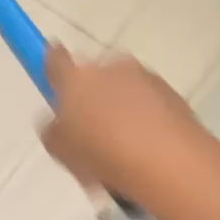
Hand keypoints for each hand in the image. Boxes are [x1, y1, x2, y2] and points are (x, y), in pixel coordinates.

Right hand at [41, 44, 219, 200]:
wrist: (165, 160)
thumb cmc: (102, 154)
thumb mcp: (59, 149)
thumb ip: (53, 128)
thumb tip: (58, 118)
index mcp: (77, 79)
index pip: (55, 59)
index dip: (51, 65)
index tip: (51, 78)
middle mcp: (110, 67)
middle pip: (92, 75)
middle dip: (87, 95)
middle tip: (84, 130)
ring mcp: (142, 76)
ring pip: (119, 88)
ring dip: (114, 108)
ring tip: (114, 146)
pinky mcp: (169, 89)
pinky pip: (143, 99)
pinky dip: (138, 116)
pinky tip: (137, 146)